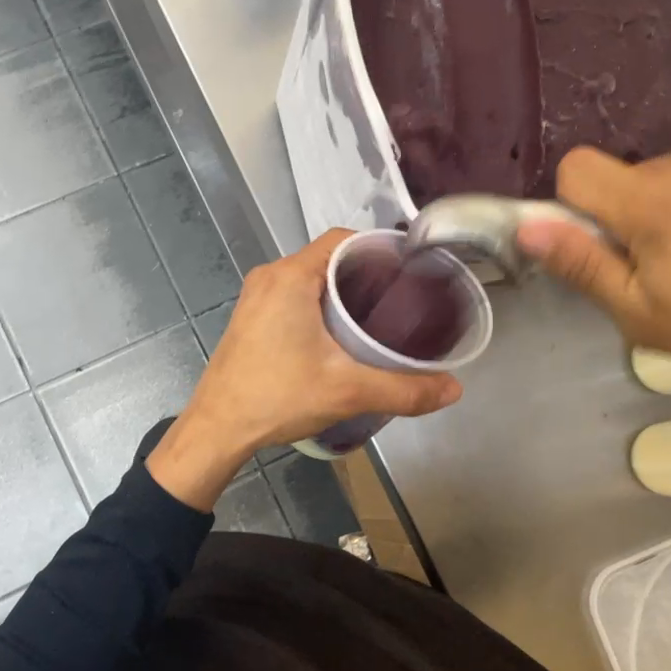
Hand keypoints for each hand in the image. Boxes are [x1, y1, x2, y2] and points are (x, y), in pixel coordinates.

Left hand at [146, 229, 462, 509]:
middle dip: (366, 275)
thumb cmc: (277, 397)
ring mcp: (254, 299)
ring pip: (309, 280)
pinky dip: (319, 307)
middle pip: (327, 259)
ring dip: (341, 293)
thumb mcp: (348, 391)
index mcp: (291, 276)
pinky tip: (340, 337)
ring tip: (378, 319)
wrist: (216, 430)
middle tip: (401, 301)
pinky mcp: (248, 320)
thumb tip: (454, 389)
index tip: (409, 274)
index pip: (343, 240)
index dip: (379, 250)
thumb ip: (405, 389)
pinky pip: (292, 298)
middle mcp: (269, 277)